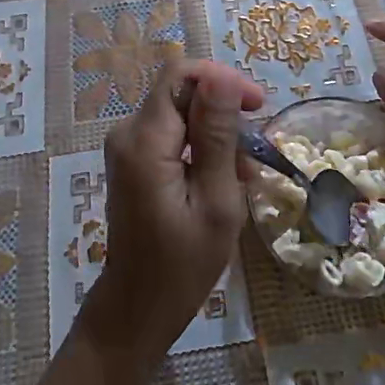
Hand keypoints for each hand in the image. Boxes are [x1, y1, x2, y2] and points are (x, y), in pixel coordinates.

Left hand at [82, 59, 263, 359]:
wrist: (137, 310)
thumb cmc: (182, 264)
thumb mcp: (216, 200)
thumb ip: (218, 135)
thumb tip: (223, 78)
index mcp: (145, 140)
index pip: (180, 74)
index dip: (222, 79)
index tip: (257, 107)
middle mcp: (128, 133)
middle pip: (182, 91)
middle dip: (224, 109)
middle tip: (256, 147)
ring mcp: (128, 147)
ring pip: (181, 111)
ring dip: (217, 132)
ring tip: (246, 171)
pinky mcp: (134, 161)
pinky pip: (173, 133)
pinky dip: (202, 146)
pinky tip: (225, 177)